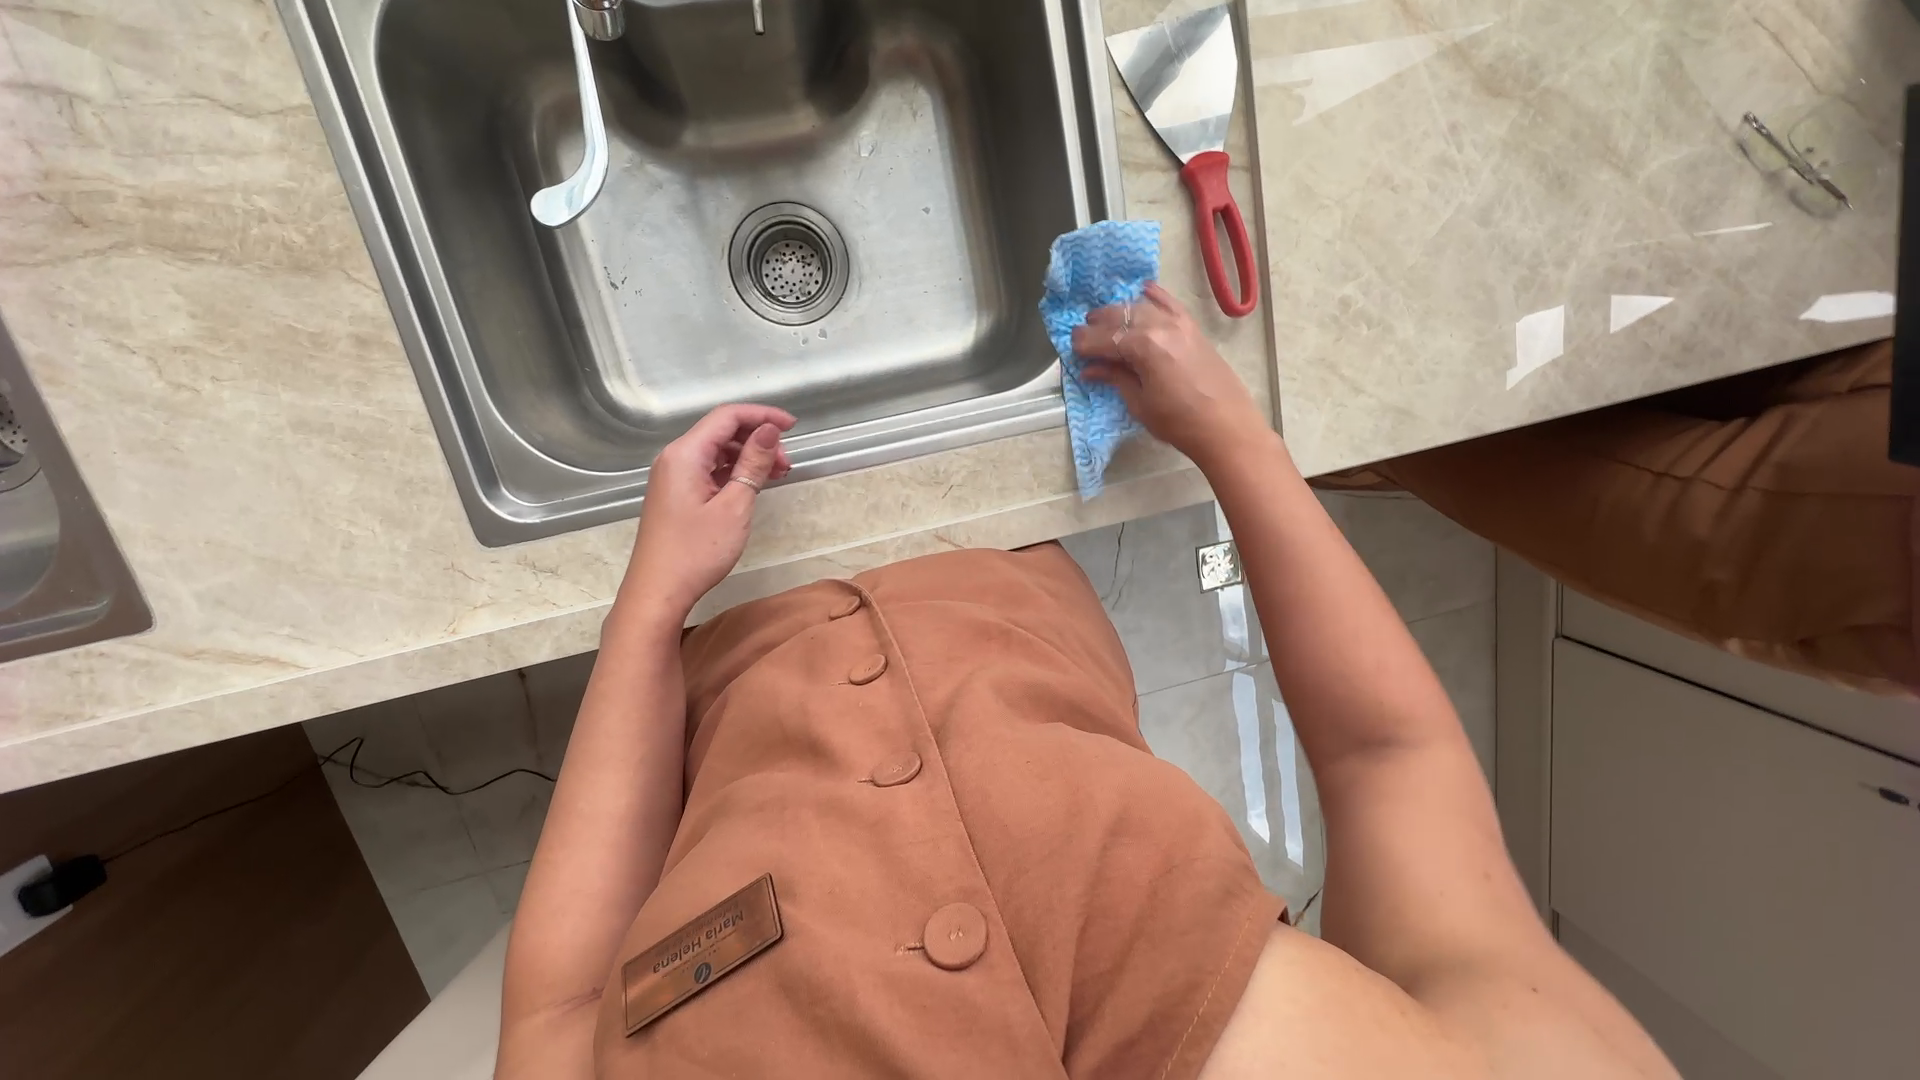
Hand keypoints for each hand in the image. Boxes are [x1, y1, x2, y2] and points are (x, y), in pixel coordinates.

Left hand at [621, 404, 795, 622]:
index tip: (793, 427)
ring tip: (777, 475)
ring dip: (749, 457)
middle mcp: (675, 458)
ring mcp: (673, 476)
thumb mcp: (734, 506)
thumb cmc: (697, 551)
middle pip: (721, 431)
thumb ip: (753, 463)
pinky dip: (734, 472)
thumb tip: (769, 431)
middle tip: (787, 463)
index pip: (727, 416)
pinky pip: (709, 470)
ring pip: (717, 451)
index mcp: (685, 454)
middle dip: (757, 439)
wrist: (658, 590)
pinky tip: (754, 486)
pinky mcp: (676, 494)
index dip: (762, 415)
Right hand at [1070, 283, 1268, 469]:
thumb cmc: (1179, 422)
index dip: (1085, 343)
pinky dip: (1154, 297)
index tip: (1071, 347)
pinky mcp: (1193, 328)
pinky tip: (1143, 291)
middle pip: (1121, 317)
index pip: (1104, 338)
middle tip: (1083, 336)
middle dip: (1098, 325)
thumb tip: (1091, 368)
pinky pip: (1170, 303)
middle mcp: (1161, 326)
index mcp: (1144, 346)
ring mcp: (1180, 324)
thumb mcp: (1140, 404)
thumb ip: (1116, 378)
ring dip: (1120, 312)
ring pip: (1141, 307)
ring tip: (1104, 321)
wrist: (1226, 426)